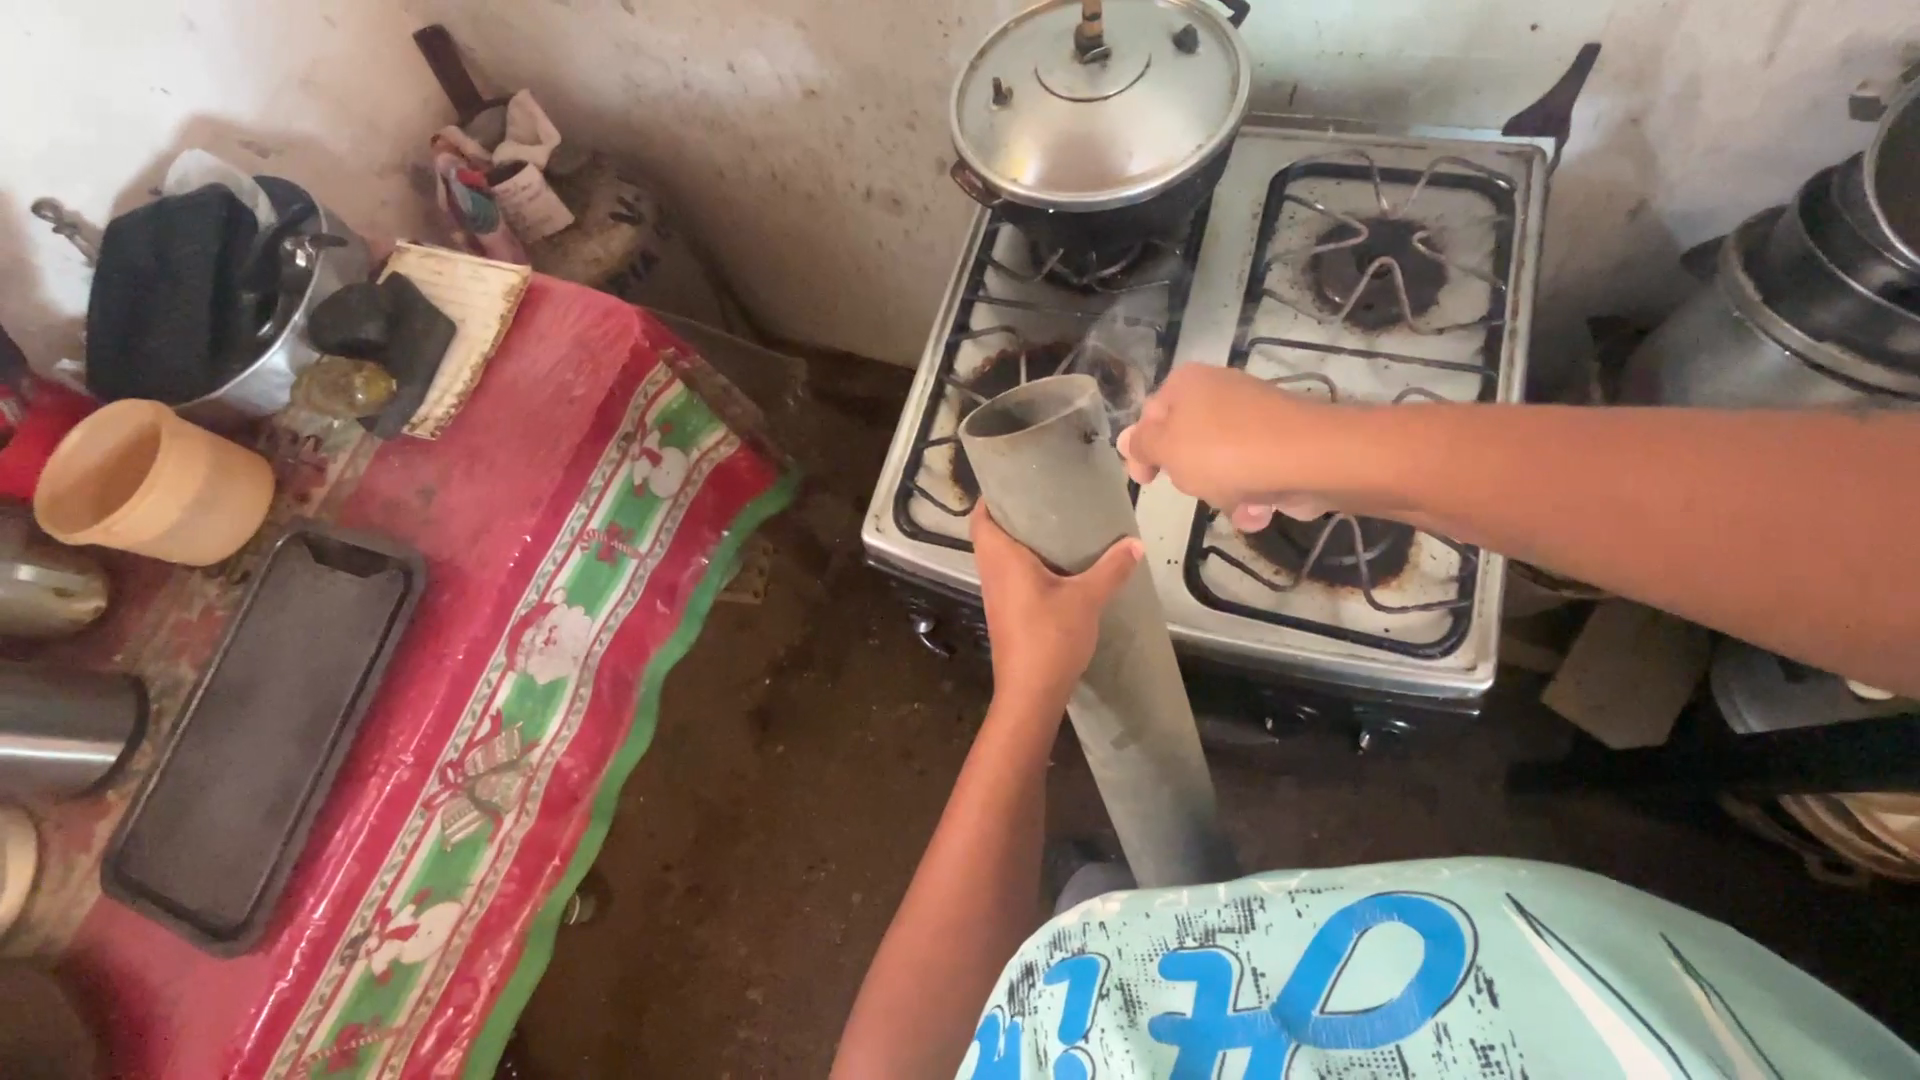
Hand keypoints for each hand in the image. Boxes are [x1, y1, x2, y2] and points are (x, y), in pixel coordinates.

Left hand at [970, 502, 1142, 710]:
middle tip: (1045, 501)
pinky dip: (1026, 566)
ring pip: (1001, 558)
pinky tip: (1055, 568)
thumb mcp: (1087, 599)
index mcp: (1002, 559)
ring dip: (1020, 543)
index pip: (981, 517)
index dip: (993, 498)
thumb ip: (1111, 569)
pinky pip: (1010, 578)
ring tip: (1054, 528)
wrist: (1030, 692)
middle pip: (991, 535)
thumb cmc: (1050, 637)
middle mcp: (991, 573)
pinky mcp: (1005, 615)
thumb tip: (1135, 544)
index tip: (1016, 482)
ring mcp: (996, 597)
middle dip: (1013, 517)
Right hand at [1117, 366, 1337, 529]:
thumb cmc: (1223, 452)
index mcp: (1186, 384)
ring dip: (1223, 493)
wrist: (1309, 459)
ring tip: (1237, 502)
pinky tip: (1260, 509)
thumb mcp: (1166, 449)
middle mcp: (1219, 392)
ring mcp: (1254, 416)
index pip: (1149, 417)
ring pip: (1220, 464)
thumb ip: (1141, 446)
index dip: (1143, 451)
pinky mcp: (1283, 442)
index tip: (1146, 482)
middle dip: (1189, 475)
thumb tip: (1124, 440)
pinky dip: (1253, 495)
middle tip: (1194, 486)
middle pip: (1186, 443)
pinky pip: (1253, 473)